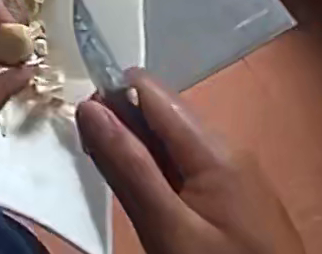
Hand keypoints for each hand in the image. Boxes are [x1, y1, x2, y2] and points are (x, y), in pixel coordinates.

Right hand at [78, 70, 302, 253]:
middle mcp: (225, 148)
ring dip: (137, 153)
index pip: (147, 88)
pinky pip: (185, 167)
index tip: (85, 133)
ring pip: (168, 140)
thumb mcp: (170, 234)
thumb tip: (87, 106)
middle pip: (158, 111)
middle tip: (99, 169)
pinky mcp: (236, 201)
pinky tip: (149, 206)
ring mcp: (234, 176)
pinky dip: (158, 174)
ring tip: (122, 192)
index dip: (110, 98)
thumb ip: (128, 166)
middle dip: (121, 127)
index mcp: (213, 147)